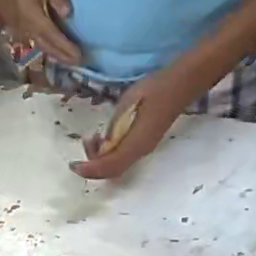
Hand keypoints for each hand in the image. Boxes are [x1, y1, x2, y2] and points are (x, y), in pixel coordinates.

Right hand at [0, 0, 81, 66]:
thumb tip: (68, 14)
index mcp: (30, 13)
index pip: (51, 35)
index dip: (65, 48)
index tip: (79, 56)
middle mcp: (25, 23)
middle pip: (45, 44)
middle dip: (61, 55)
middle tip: (77, 63)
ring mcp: (21, 24)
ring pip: (39, 44)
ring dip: (54, 54)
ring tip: (67, 60)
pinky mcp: (21, 21)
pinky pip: (35, 39)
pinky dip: (46, 46)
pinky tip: (53, 49)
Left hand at [71, 66, 195, 180]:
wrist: (182, 84)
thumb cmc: (155, 89)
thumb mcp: (128, 103)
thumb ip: (114, 126)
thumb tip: (103, 143)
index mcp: (137, 144)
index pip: (108, 166)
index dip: (89, 169)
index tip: (73, 165)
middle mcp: (139, 152)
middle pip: (111, 171)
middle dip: (92, 163)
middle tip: (86, 141)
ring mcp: (142, 149)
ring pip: (115, 166)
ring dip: (99, 158)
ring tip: (93, 138)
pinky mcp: (143, 144)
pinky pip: (121, 158)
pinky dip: (107, 154)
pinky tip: (104, 138)